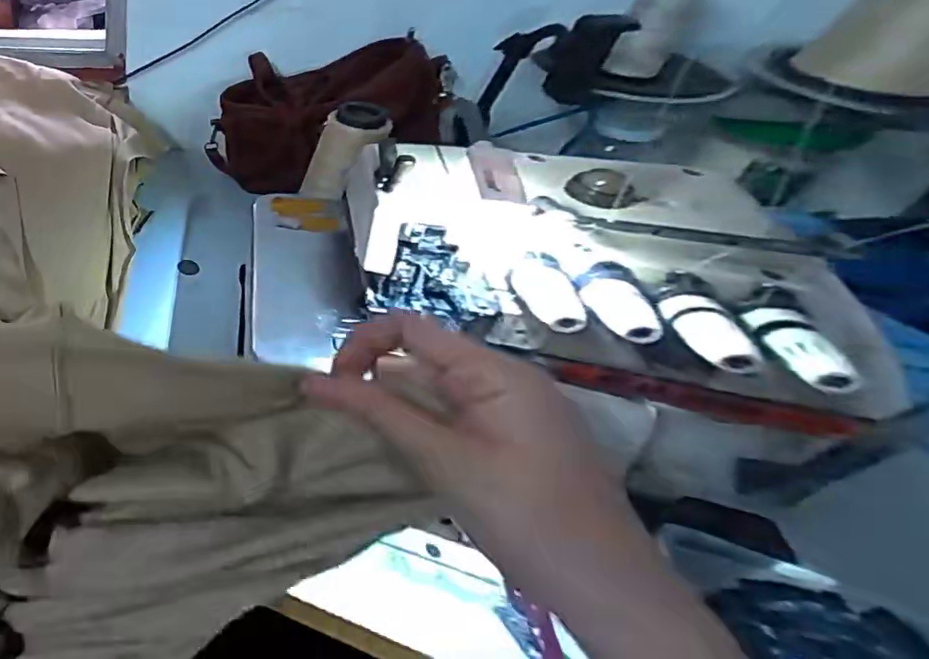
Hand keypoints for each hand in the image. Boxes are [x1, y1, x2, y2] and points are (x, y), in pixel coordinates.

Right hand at [302, 315, 741, 658]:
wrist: (618, 599)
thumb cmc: (528, 519)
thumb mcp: (442, 460)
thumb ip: (375, 412)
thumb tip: (309, 381)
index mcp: (496, 372)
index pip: (410, 328)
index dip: (363, 343)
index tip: (336, 381)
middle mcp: (506, 380)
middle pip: (421, 357)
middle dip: (377, 379)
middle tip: (346, 415)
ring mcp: (516, 410)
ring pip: (435, 388)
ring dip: (398, 405)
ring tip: (373, 436)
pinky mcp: (518, 439)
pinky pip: (455, 414)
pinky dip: (423, 425)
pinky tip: (410, 452)